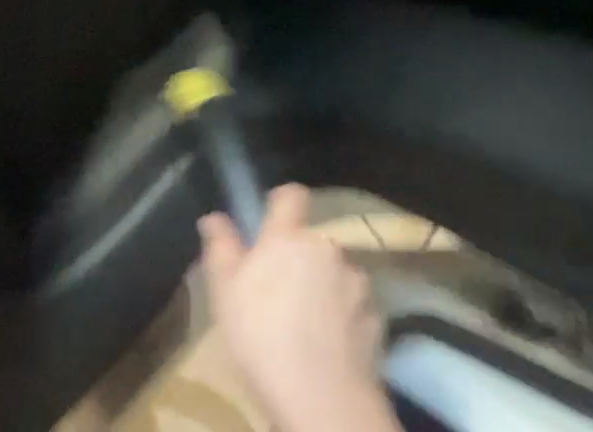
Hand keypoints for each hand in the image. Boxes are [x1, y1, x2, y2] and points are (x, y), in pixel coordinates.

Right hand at [200, 184, 396, 431]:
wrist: (322, 398)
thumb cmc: (261, 335)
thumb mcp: (224, 291)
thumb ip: (220, 246)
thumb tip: (214, 217)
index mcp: (287, 238)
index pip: (291, 195)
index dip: (281, 202)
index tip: (269, 222)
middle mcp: (326, 249)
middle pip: (311, 241)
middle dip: (298, 258)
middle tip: (277, 290)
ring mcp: (357, 283)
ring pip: (335, 273)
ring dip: (323, 286)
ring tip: (306, 323)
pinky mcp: (377, 317)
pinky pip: (354, 305)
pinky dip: (342, 316)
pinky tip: (328, 343)